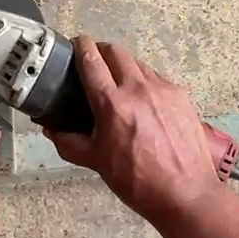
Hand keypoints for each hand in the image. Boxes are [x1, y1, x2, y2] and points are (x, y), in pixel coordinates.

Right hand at [43, 36, 227, 226]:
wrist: (186, 194)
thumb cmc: (141, 182)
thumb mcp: (98, 163)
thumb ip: (70, 142)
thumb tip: (52, 130)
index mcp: (113, 104)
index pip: (91, 60)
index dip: (81, 46)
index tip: (76, 44)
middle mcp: (138, 89)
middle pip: (115, 51)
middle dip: (101, 50)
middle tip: (94, 61)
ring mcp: (162, 89)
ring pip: (137, 62)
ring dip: (123, 66)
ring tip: (118, 83)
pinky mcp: (180, 95)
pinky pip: (156, 78)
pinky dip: (144, 81)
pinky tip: (143, 100)